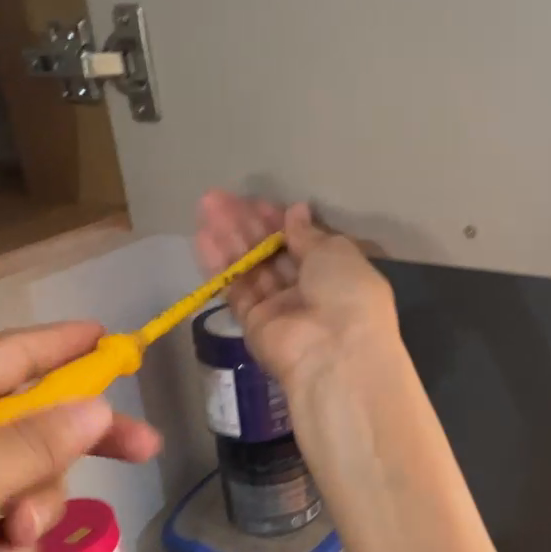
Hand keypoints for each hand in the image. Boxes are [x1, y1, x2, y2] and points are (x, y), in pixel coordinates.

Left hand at [0, 323, 160, 551]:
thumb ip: (34, 443)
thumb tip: (98, 407)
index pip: (9, 355)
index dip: (66, 347)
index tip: (118, 342)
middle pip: (26, 423)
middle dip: (73, 448)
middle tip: (144, 451)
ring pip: (19, 482)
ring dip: (29, 514)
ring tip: (7, 546)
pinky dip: (1, 549)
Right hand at [195, 191, 399, 397]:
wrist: (335, 354)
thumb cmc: (347, 294)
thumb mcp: (336, 252)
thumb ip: (309, 233)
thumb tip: (295, 211)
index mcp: (338, 272)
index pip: (303, 242)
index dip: (281, 221)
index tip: (258, 202)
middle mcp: (309, 290)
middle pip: (273, 253)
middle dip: (248, 224)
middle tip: (219, 198)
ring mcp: (280, 308)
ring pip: (251, 267)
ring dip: (229, 237)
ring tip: (206, 206)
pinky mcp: (254, 324)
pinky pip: (235, 289)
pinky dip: (220, 264)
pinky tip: (203, 236)